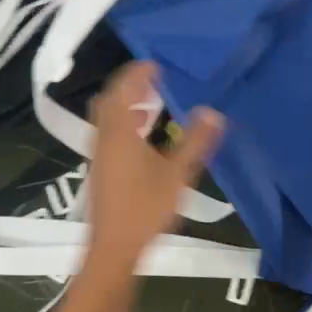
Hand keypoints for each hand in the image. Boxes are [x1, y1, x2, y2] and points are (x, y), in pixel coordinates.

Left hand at [85, 62, 223, 263]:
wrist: (114, 247)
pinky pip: (108, 135)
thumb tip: (214, 113)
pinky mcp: (99, 172)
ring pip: (107, 119)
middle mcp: (103, 136)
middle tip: (153, 82)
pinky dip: (123, 126)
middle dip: (130, 87)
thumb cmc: (146, 209)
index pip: (125, 87)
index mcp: (120, 130)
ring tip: (151, 107)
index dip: (139, 72)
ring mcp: (98, 155)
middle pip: (110, 99)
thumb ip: (196, 142)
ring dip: (126, 107)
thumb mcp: (178, 175)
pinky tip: (143, 142)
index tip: (157, 64)